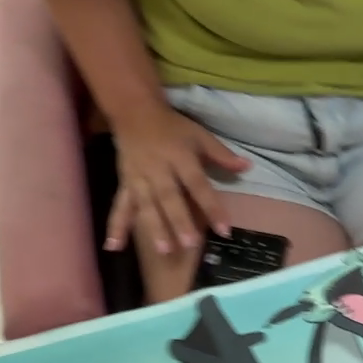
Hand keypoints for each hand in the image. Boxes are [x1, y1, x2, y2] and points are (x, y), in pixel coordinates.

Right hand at [107, 105, 249, 255]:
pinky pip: (120, 206)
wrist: (133, 112)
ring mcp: (138, 178)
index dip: (212, 207)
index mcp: (179, 157)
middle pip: (169, 198)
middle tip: (191, 244)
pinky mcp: (124, 184)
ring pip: (145, 205)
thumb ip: (222, 155)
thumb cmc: (172, 127)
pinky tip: (114, 247)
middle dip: (179, 222)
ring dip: (154, 228)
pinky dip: (116, 226)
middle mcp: (157, 170)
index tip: (224, 230)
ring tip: (163, 251)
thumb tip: (248, 167)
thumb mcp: (199, 136)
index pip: (198, 185)